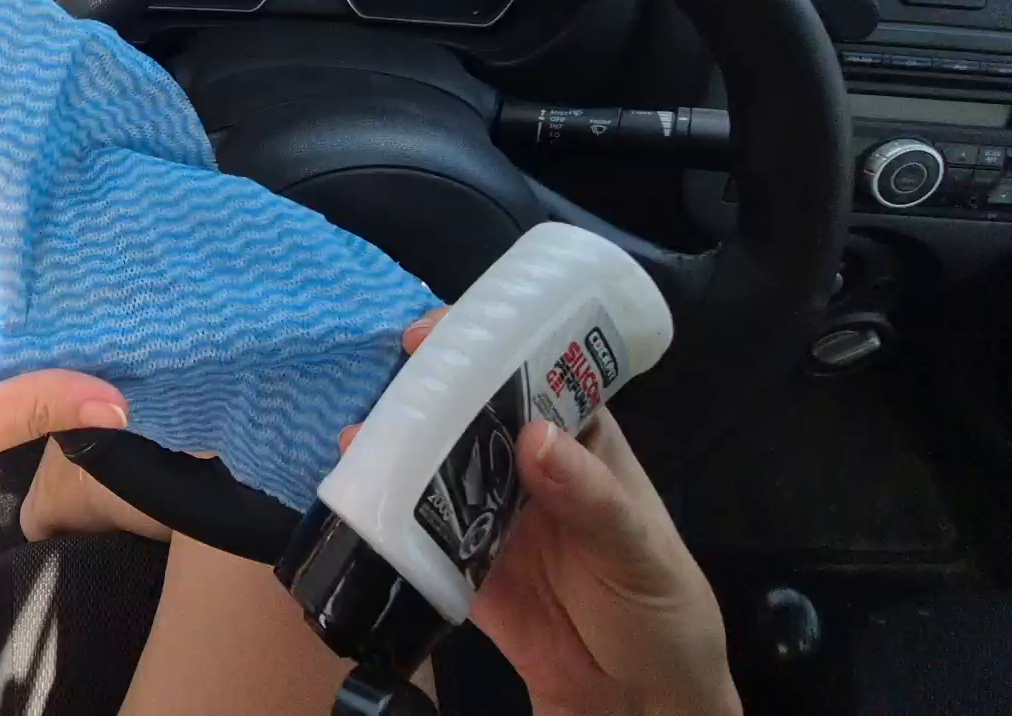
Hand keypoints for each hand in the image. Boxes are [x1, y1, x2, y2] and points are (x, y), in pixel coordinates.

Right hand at [350, 312, 739, 715]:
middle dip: (427, 381)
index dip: (487, 341)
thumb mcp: (640, 553)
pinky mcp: (450, 541)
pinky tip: (355, 474)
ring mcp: (480, 498)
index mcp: (574, 439)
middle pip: (467, 403)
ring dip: (394, 432)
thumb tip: (532, 436)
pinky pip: (411, 508)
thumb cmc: (657, 611)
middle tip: (393, 371)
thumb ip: (593, 499)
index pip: (529, 371)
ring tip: (362, 430)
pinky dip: (379, 488)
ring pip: (431, 448)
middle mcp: (518, 456)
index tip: (441, 332)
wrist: (627, 702)